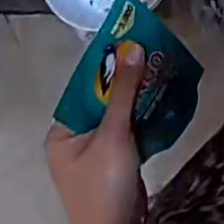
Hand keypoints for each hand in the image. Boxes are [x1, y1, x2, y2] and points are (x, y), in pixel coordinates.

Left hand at [46, 42, 147, 223]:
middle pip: (102, 97)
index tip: (130, 39)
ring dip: (137, 93)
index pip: (85, 86)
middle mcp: (74, 139)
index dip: (107, 63)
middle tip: (150, 50)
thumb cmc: (105, 183)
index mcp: (62, 132)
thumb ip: (123, 89)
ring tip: (159, 66)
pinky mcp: (115, 160)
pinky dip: (142, 112)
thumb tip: (133, 45)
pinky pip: (128, 126)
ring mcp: (95, 151)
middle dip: (126, 77)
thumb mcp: (114, 132)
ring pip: (117, 111)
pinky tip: (160, 95)